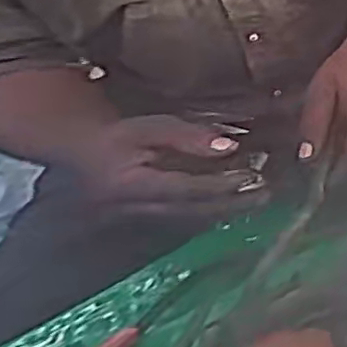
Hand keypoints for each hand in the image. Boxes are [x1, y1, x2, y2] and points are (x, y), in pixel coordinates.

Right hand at [52, 114, 268, 218]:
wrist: (79, 152)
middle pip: (192, 210)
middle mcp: (133, 209)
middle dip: (232, 204)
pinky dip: (212, 210)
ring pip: (189, 218)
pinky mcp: (145, 217)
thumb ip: (189, 137)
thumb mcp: (150, 128)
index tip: (254, 177)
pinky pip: (184, 217)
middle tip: (267, 195)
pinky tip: (237, 203)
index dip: (221, 185)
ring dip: (226, 210)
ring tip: (260, 199)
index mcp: (130, 187)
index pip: (185, 189)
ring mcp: (137, 218)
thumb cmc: (117, 135)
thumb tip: (231, 146)